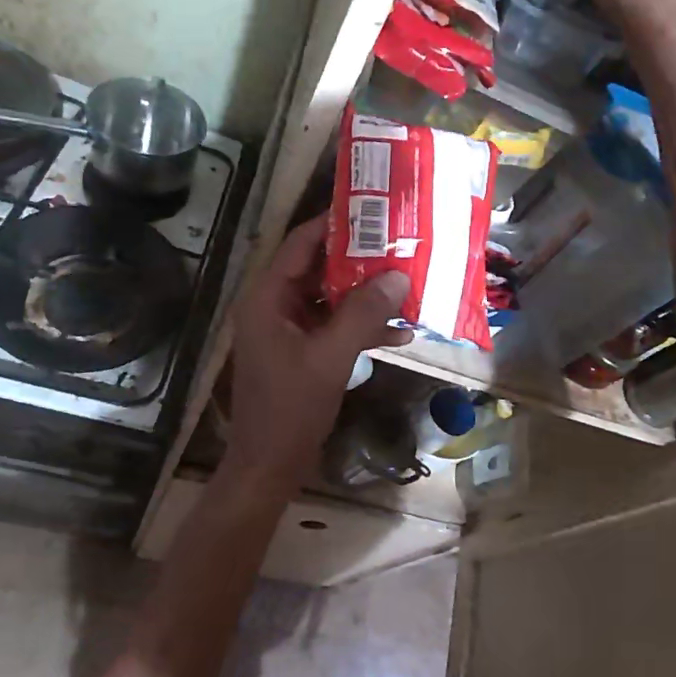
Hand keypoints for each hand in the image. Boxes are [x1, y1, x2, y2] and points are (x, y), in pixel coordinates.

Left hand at [227, 216, 412, 484]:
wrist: (268, 466)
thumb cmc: (290, 409)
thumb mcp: (330, 358)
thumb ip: (363, 315)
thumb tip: (398, 276)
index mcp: (268, 298)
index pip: (300, 244)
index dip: (333, 224)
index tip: (372, 209)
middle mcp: (274, 306)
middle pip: (318, 269)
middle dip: (359, 260)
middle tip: (400, 244)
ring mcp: (287, 330)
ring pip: (329, 299)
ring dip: (365, 295)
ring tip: (407, 283)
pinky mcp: (301, 351)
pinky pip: (333, 327)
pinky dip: (361, 327)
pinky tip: (400, 333)